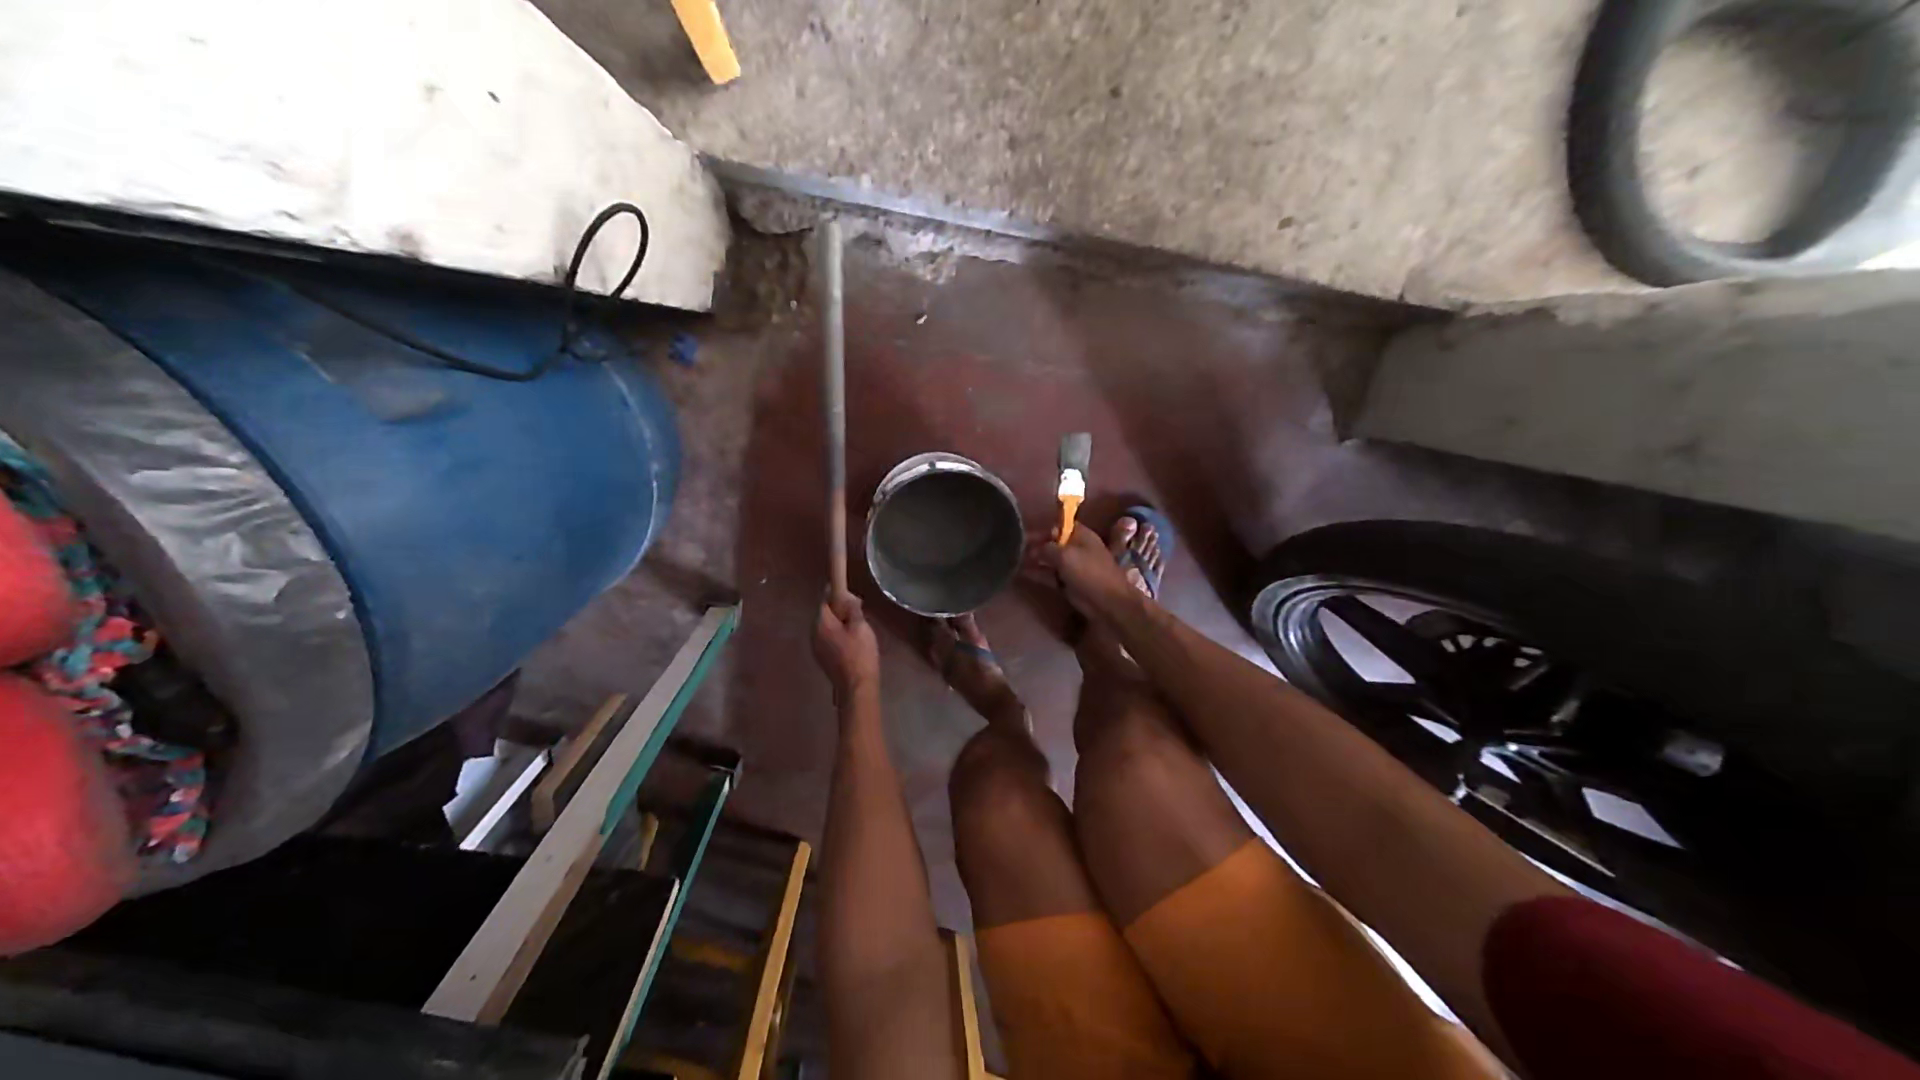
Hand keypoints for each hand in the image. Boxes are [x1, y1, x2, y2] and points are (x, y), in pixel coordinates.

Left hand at [814, 592, 879, 703]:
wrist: (857, 686)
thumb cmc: (859, 653)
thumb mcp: (860, 626)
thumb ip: (852, 609)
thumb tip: (848, 597)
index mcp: (821, 624)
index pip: (823, 600)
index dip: (834, 592)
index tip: (845, 589)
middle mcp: (814, 634)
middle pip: (824, 614)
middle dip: (838, 609)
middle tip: (856, 608)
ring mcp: (817, 648)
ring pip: (826, 627)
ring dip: (838, 622)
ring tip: (856, 624)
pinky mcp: (823, 658)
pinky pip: (828, 639)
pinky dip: (837, 634)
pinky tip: (851, 639)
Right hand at [1026, 522, 1140, 621]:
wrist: (1107, 602)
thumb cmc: (1089, 572)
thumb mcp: (1065, 555)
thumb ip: (1046, 548)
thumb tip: (1033, 548)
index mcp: (1080, 535)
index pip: (1059, 526)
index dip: (1042, 529)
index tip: (1024, 534)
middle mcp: (1076, 548)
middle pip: (1052, 543)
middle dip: (1035, 546)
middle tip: (1015, 549)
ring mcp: (1072, 566)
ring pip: (1049, 560)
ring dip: (1033, 560)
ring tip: (1014, 560)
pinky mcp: (1067, 582)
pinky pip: (1049, 575)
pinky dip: (1037, 573)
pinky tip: (1020, 573)